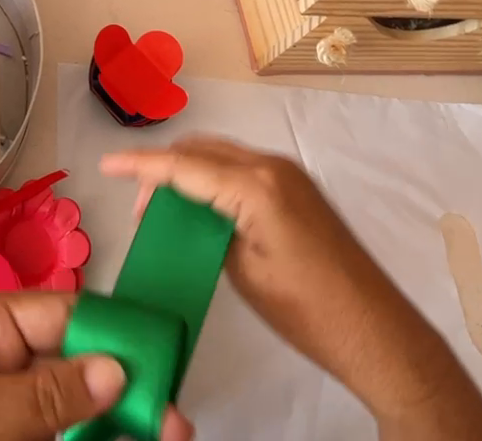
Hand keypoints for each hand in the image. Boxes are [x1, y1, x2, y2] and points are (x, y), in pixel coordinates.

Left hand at [0, 292, 192, 440]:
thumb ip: (44, 395)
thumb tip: (116, 368)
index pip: (68, 315)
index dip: (118, 334)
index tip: (166, 359)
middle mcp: (4, 363)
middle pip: (81, 370)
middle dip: (127, 393)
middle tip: (176, 423)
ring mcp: (6, 412)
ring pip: (76, 414)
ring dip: (116, 427)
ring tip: (164, 436)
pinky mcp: (6, 440)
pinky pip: (56, 438)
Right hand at [101, 137, 481, 439]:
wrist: (376, 331)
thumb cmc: (305, 310)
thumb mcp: (241, 271)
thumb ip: (206, 228)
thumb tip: (180, 210)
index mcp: (255, 185)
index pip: (184, 165)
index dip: (140, 164)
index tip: (105, 164)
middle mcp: (271, 165)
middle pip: (201, 149)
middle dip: (163, 168)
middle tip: (139, 208)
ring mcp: (288, 173)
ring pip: (220, 154)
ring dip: (187, 171)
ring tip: (163, 209)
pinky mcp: (297, 187)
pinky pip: (240, 167)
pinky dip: (212, 178)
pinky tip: (200, 206)